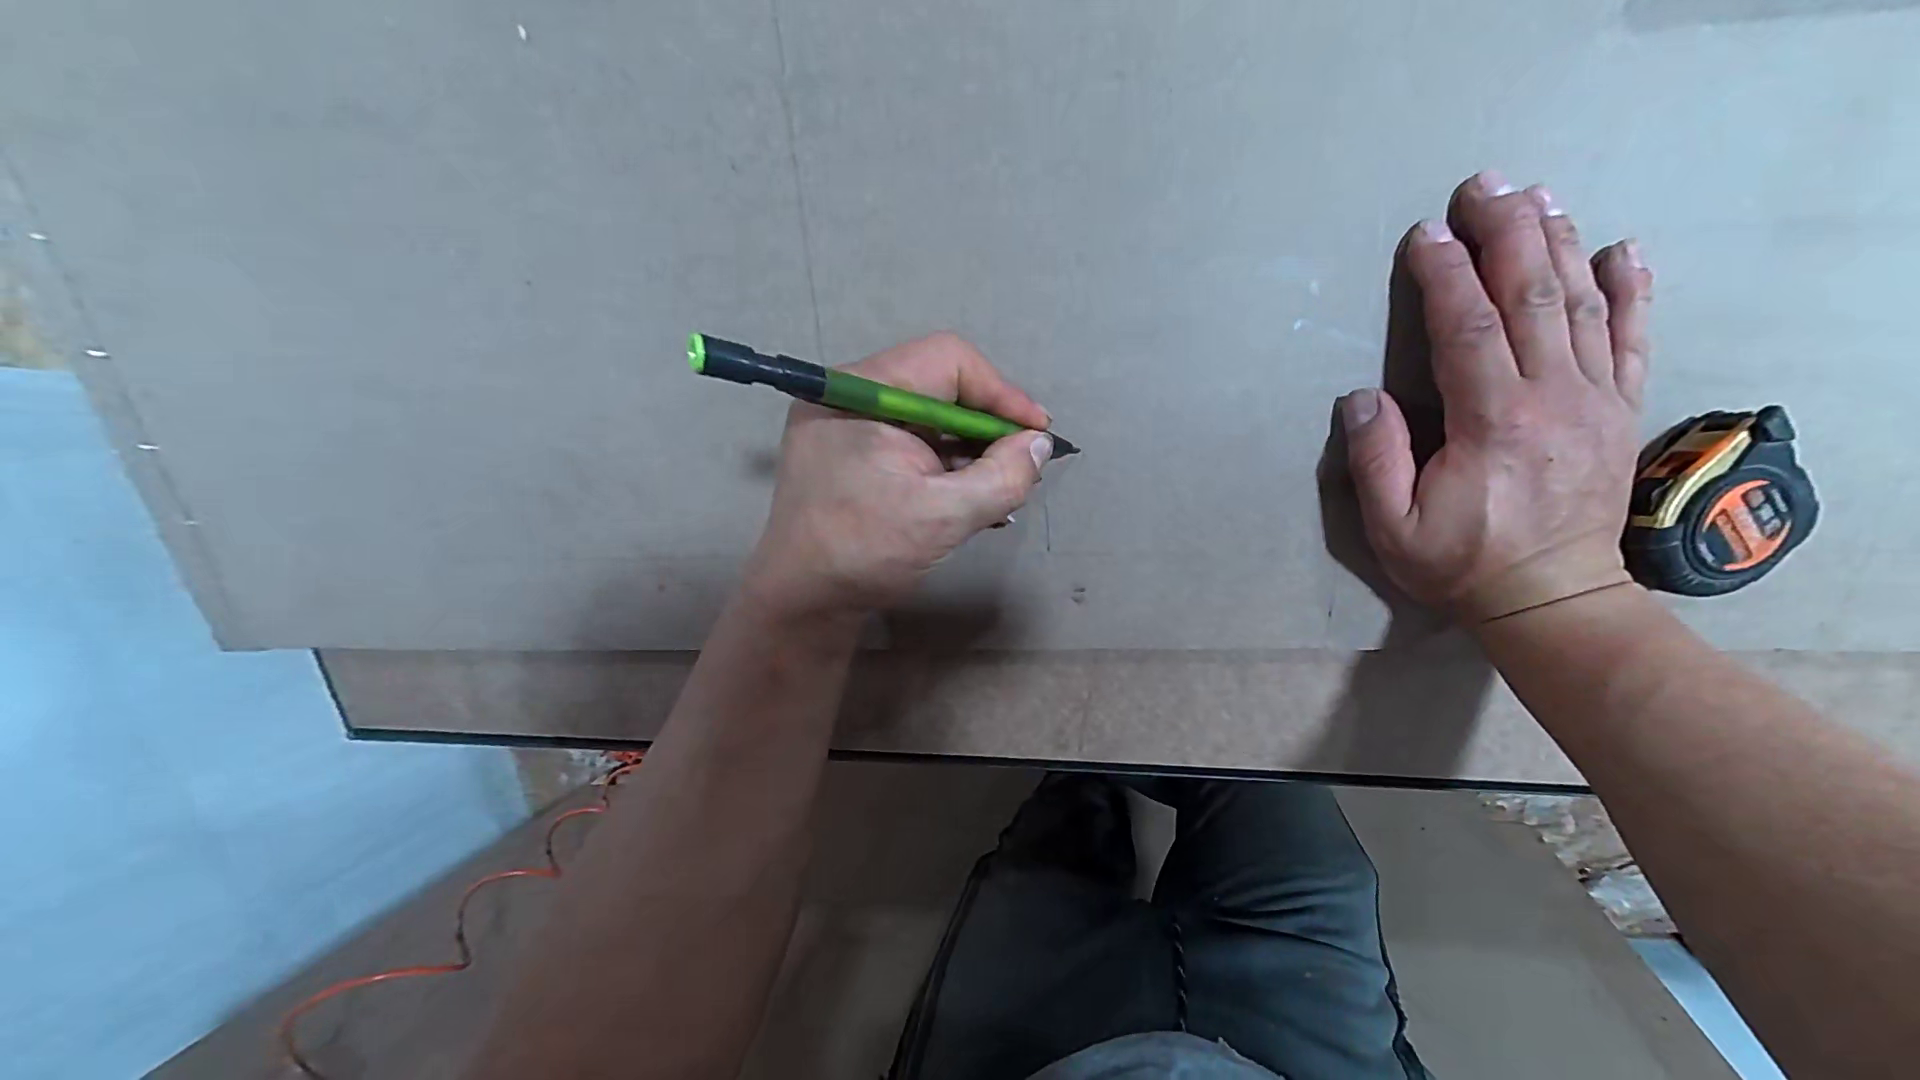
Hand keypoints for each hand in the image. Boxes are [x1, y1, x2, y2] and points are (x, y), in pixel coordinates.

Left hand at [743, 333, 1053, 619]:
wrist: (802, 603)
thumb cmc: (863, 552)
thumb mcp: (942, 516)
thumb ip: (1001, 477)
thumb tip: (1039, 445)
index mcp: (861, 392)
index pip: (947, 362)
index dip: (1000, 393)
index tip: (1036, 433)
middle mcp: (852, 398)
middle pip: (941, 388)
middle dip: (989, 427)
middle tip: (1024, 464)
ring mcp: (851, 428)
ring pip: (931, 420)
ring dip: (973, 451)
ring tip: (1005, 487)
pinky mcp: (855, 457)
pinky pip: (914, 445)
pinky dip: (948, 467)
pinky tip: (974, 498)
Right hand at [1339, 171, 1653, 620]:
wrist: (1553, 598)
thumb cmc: (1460, 563)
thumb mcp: (1392, 527)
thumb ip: (1375, 460)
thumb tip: (1362, 397)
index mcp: (1493, 422)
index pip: (1466, 329)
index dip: (1444, 276)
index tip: (1425, 235)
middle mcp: (1553, 397)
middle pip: (1531, 297)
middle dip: (1507, 234)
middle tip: (1485, 185)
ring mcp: (1596, 399)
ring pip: (1581, 304)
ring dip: (1558, 243)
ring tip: (1538, 197)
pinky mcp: (1618, 409)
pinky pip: (1631, 337)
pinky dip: (1630, 288)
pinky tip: (1622, 248)